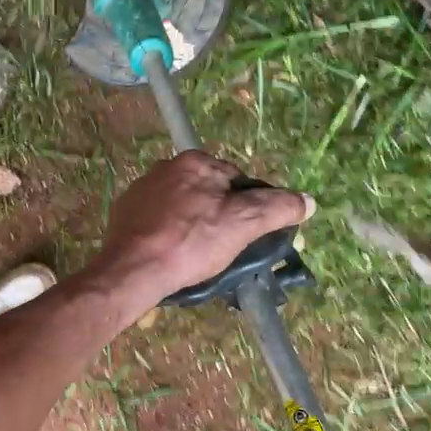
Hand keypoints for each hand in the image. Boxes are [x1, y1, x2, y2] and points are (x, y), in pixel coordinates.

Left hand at [84, 151, 313, 315]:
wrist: (133, 269)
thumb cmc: (191, 242)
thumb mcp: (244, 223)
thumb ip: (277, 208)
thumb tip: (307, 201)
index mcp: (194, 161)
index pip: (236, 181)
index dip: (245, 209)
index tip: (242, 235)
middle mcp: (164, 167)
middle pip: (208, 193)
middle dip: (217, 216)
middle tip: (220, 248)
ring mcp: (140, 190)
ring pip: (181, 207)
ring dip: (192, 225)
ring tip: (195, 255)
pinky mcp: (124, 213)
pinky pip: (157, 221)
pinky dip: (167, 234)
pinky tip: (170, 254)